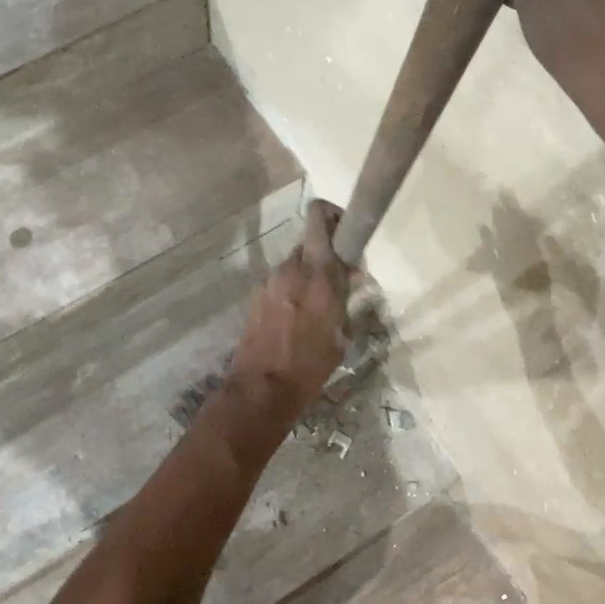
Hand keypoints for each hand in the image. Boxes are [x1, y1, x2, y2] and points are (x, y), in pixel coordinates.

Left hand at [227, 201, 351, 420]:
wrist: (262, 389)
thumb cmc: (309, 366)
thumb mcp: (341, 334)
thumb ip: (344, 298)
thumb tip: (349, 276)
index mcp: (317, 273)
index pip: (319, 216)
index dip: (335, 215)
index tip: (349, 232)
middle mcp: (290, 269)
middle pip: (310, 242)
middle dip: (326, 253)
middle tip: (341, 280)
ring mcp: (269, 282)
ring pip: (295, 264)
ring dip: (309, 274)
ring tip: (321, 307)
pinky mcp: (255, 297)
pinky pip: (282, 283)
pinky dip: (294, 291)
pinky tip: (300, 320)